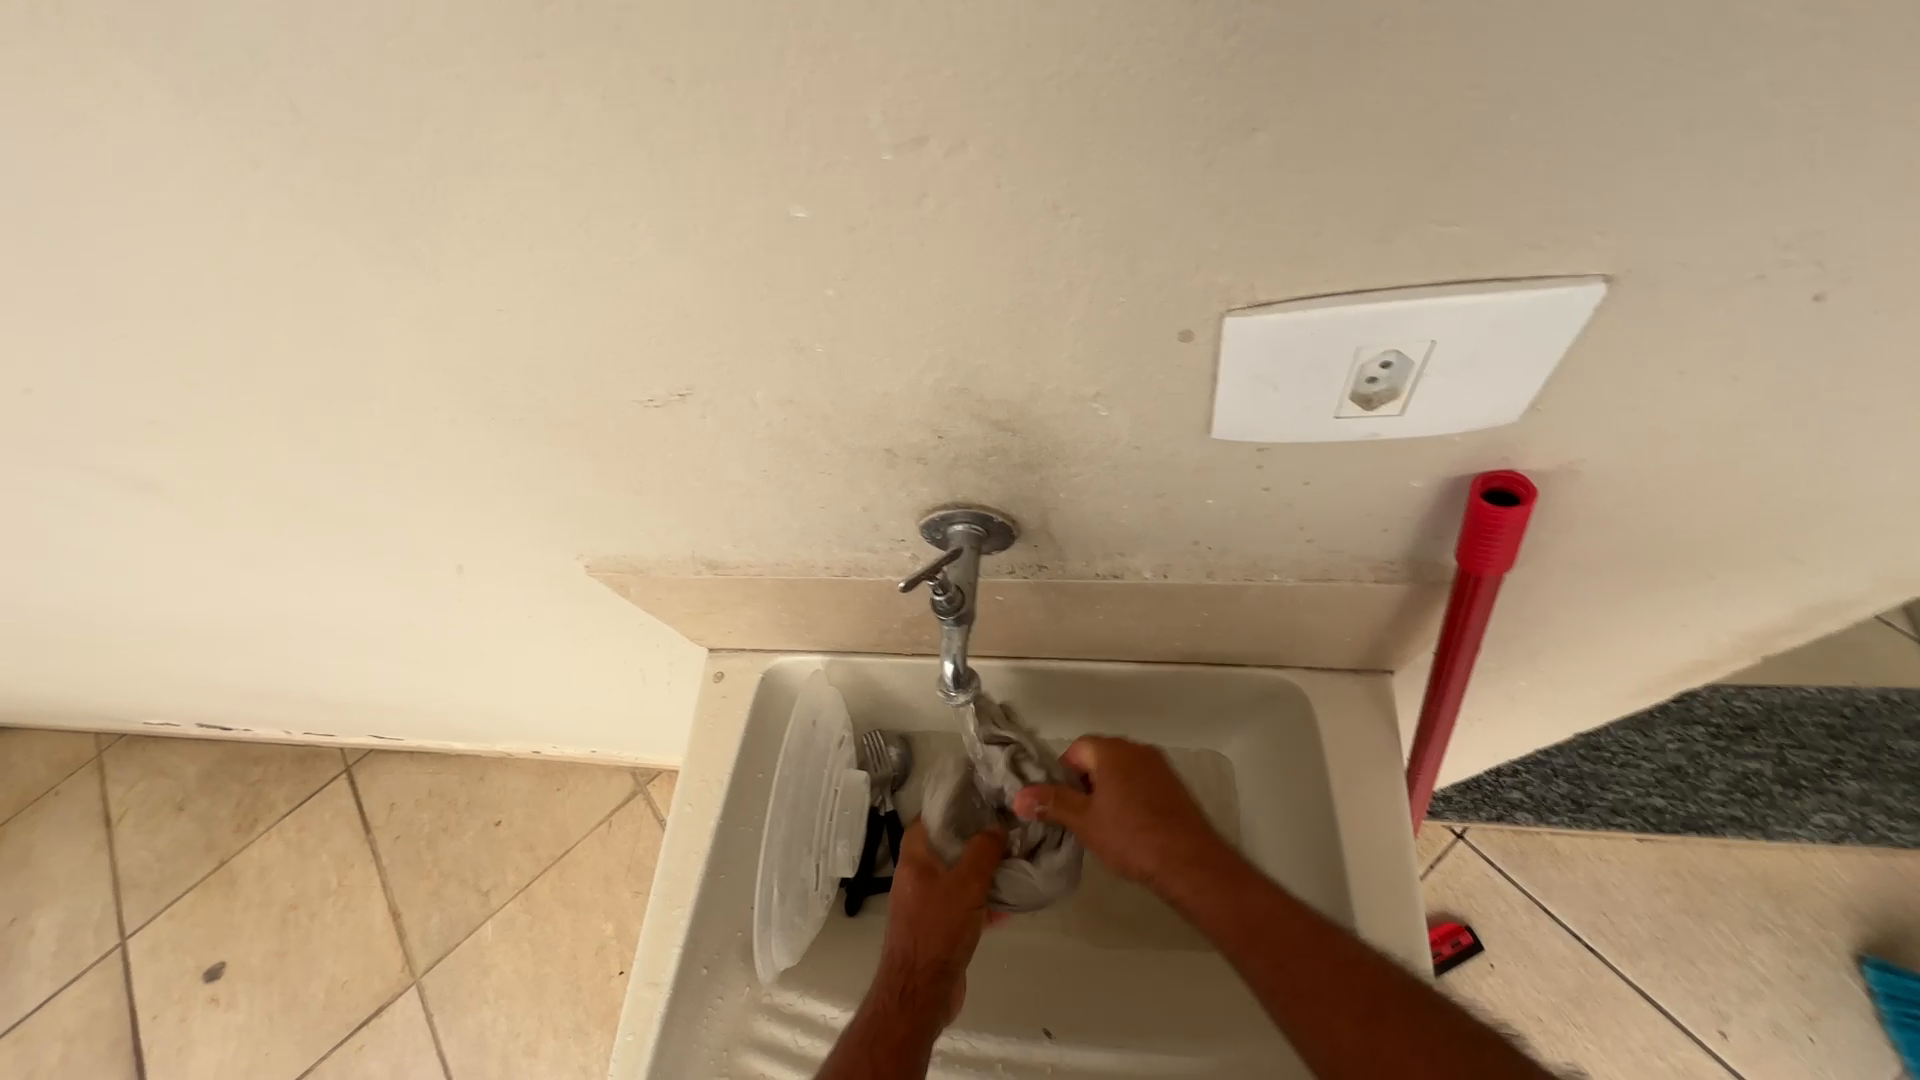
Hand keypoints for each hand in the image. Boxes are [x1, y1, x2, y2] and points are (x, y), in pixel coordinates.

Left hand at [876, 820, 1005, 1025]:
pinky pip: (964, 903)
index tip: (982, 797)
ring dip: (983, 870)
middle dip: (975, 837)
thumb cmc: (937, 930)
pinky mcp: (940, 927)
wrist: (922, 992)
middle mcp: (917, 876)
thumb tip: (995, 826)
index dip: (953, 804)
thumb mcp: (966, 884)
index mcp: (915, 858)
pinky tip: (1010, 899)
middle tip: (1006, 826)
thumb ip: (982, 851)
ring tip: (1015, 857)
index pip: (929, 817)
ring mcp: (927, 903)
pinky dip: (983, 899)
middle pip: (947, 846)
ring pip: (958, 876)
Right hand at [1013, 736, 1227, 891]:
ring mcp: (1160, 766)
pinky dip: (1130, 797)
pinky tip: (1130, 826)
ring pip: (1121, 771)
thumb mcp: (1084, 821)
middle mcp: (1137, 749)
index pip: (1076, 749)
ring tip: (1104, 824)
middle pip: (1099, 757)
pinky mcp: (1174, 786)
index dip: (1063, 774)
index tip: (1063, 803)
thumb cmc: (1131, 836)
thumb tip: (1018, 796)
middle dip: (1085, 783)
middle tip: (1080, 816)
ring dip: (1108, 791)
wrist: (1189, 862)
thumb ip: (1051, 803)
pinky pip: (1141, 782)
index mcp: (1113, 750)